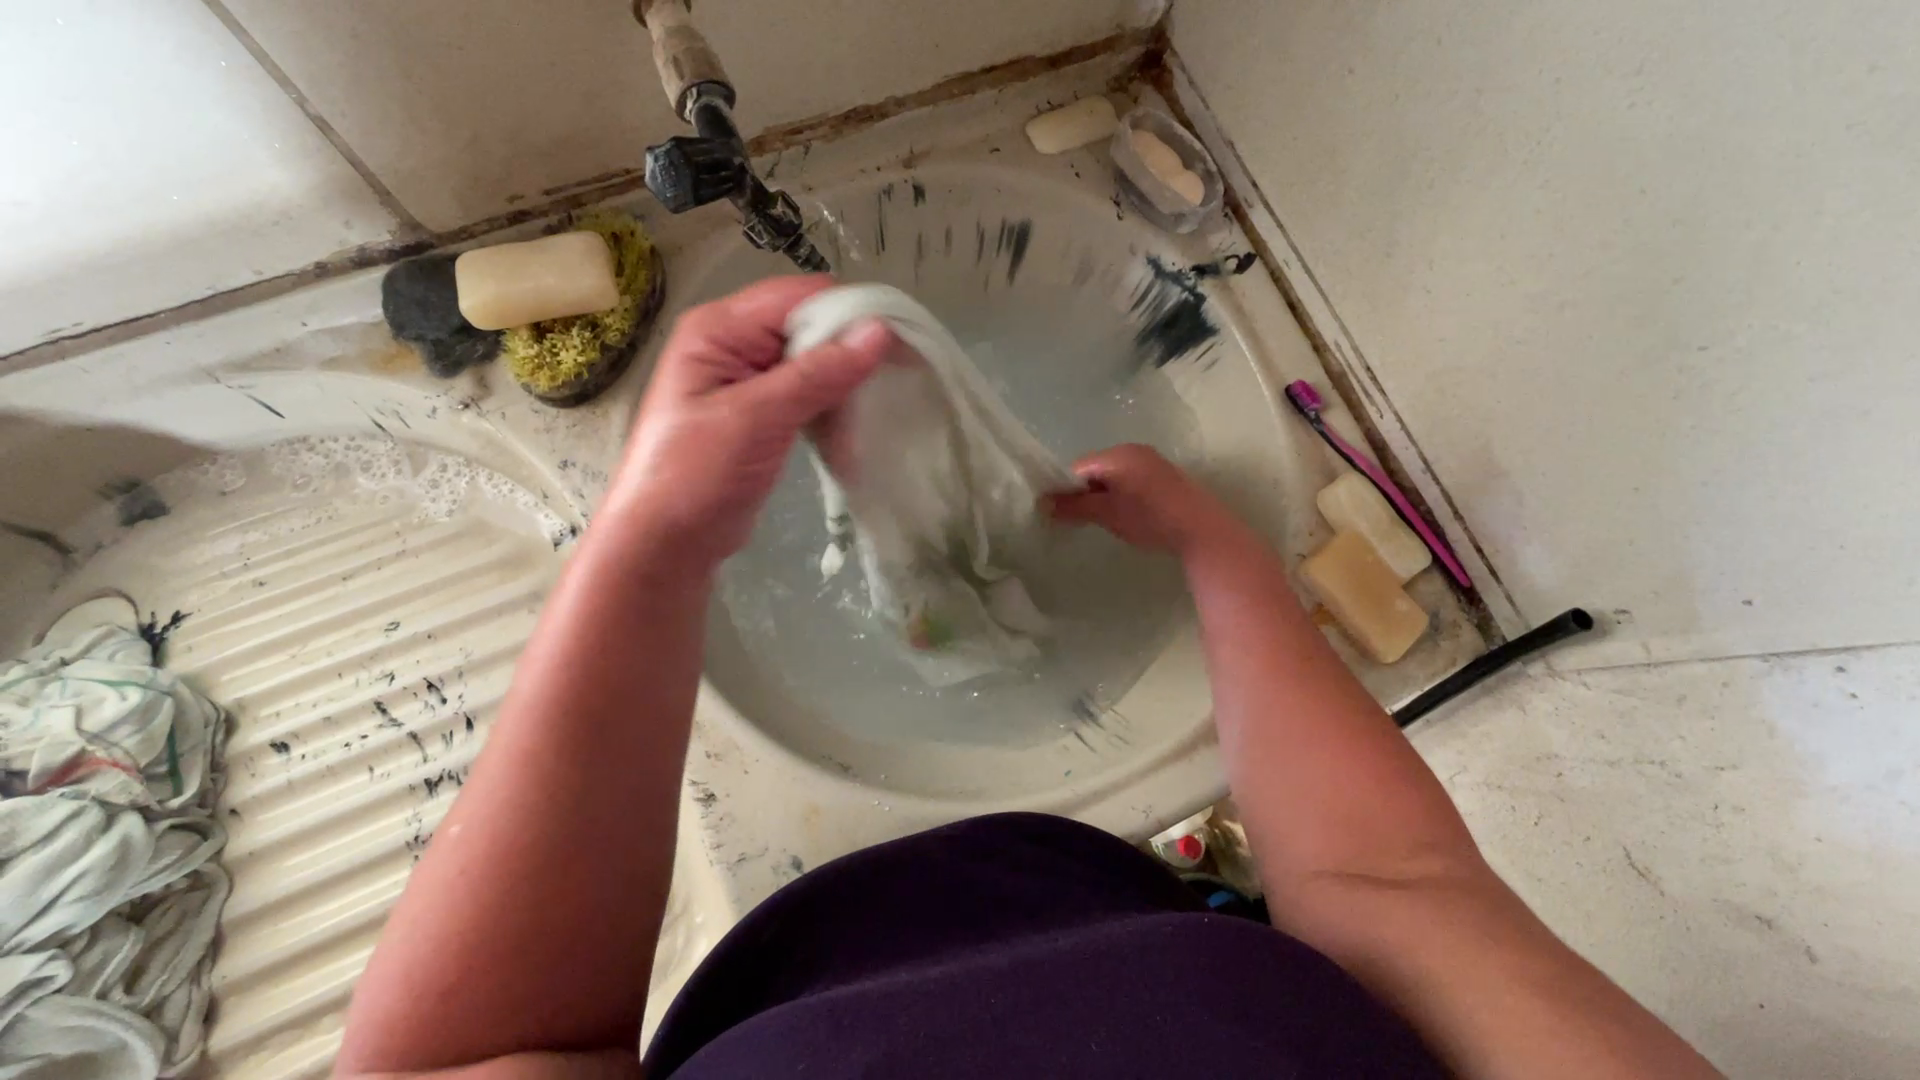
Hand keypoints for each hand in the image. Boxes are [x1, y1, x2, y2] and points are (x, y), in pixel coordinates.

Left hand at [606, 275, 891, 569]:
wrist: (666, 543)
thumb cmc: (695, 476)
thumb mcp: (755, 420)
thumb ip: (817, 374)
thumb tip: (880, 331)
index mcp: (719, 328)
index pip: (799, 297)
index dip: (851, 313)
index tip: (899, 345)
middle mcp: (734, 342)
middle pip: (811, 326)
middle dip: (850, 355)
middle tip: (890, 387)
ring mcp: (749, 379)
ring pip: (816, 363)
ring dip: (844, 390)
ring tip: (866, 422)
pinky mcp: (763, 412)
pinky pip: (810, 395)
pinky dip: (832, 412)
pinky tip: (847, 438)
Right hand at [1046, 443, 1235, 554]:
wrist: (1201, 530)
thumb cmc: (1149, 518)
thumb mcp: (1106, 514)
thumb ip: (1074, 507)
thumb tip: (1043, 503)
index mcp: (1118, 454)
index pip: (1078, 467)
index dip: (1065, 489)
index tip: (1061, 513)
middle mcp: (1135, 451)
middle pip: (1096, 470)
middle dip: (1084, 493)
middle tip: (1081, 520)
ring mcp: (1153, 463)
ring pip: (1115, 477)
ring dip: (1104, 496)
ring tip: (1106, 521)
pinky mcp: (1166, 478)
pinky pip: (1132, 481)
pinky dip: (1122, 496)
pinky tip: (1129, 518)